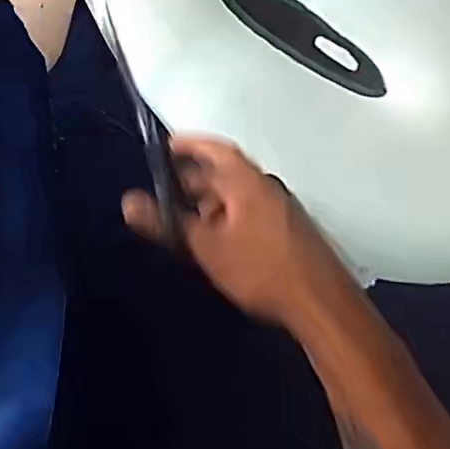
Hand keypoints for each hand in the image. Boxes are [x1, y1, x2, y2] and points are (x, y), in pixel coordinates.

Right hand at [122, 134, 358, 330]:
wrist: (318, 304)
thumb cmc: (265, 272)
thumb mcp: (205, 247)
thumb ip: (165, 223)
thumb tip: (131, 204)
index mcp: (247, 184)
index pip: (216, 150)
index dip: (190, 144)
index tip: (169, 145)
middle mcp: (267, 189)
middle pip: (225, 172)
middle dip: (193, 179)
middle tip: (166, 188)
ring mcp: (280, 209)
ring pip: (237, 194)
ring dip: (210, 201)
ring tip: (185, 218)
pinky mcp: (287, 229)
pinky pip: (250, 210)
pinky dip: (227, 215)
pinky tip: (215, 238)